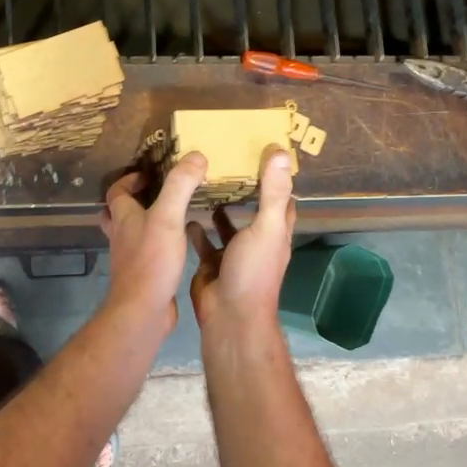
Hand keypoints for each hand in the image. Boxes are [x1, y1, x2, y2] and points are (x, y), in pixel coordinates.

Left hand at [100, 153, 207, 322]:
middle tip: (154, 194)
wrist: (143, 311)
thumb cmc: (151, 261)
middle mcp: (122, 237)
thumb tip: (196, 155)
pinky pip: (147, 255)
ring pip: (131, 235)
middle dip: (131, 202)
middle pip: (117, 214)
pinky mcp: (143, 277)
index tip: (146, 174)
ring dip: (144, 224)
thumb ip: (180, 186)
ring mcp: (130, 259)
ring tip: (170, 217)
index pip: (116, 193)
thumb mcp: (169, 217)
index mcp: (124, 219)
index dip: (127, 181)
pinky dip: (158, 246)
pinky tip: (178, 247)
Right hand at [186, 145, 296, 337]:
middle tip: (226, 157)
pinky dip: (195, 226)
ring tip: (203, 179)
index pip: (282, 198)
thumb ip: (272, 191)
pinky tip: (183, 210)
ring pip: (227, 224)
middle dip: (244, 186)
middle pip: (254, 208)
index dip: (277, 176)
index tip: (264, 149)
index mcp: (276, 231)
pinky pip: (203, 240)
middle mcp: (257, 241)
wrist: (229, 318)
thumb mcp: (266, 226)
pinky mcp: (211, 264)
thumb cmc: (253, 271)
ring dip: (219, 205)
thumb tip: (280, 151)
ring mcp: (234, 253)